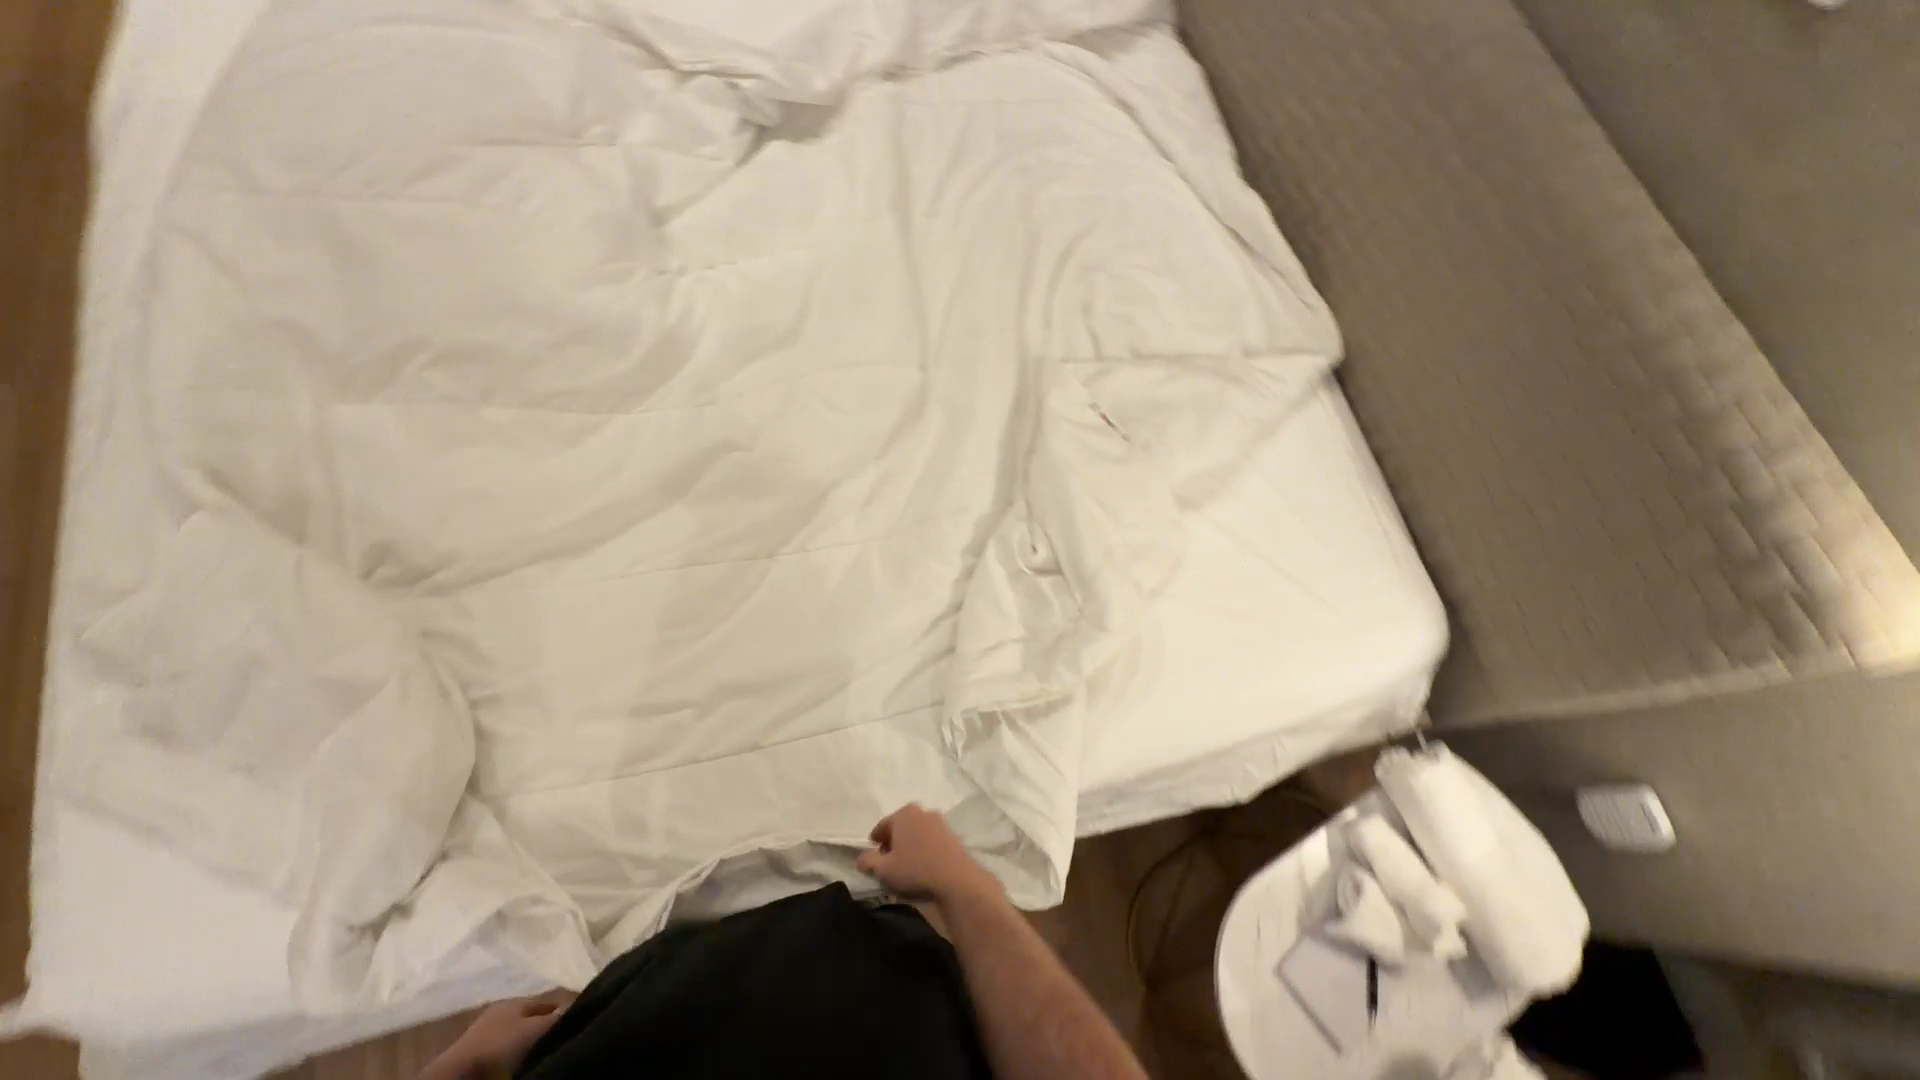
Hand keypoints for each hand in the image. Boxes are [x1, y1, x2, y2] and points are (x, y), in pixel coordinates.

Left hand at [426, 991, 574, 1078]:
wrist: (458, 1076)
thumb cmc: (500, 1045)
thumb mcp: (536, 1029)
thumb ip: (557, 1018)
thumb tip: (576, 1008)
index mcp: (515, 1000)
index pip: (547, 1002)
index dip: (564, 1011)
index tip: (578, 1022)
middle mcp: (501, 1012)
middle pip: (532, 1019)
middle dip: (546, 1027)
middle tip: (562, 1039)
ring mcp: (487, 1033)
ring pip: (518, 1035)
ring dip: (530, 1043)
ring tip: (544, 1053)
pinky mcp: (478, 1054)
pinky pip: (507, 1050)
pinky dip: (516, 1055)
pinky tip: (525, 1062)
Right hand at [857, 803, 1001, 906]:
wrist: (956, 879)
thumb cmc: (915, 870)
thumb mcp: (884, 870)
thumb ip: (868, 862)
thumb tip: (861, 858)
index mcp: (904, 814)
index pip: (882, 827)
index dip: (875, 844)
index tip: (873, 858)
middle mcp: (922, 812)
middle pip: (900, 828)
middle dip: (893, 843)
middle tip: (889, 863)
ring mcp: (940, 822)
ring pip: (917, 833)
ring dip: (910, 846)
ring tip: (907, 867)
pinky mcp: (953, 836)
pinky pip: (931, 841)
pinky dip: (925, 850)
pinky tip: (924, 867)